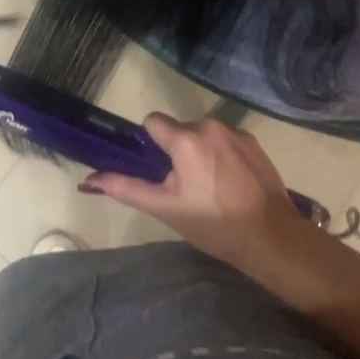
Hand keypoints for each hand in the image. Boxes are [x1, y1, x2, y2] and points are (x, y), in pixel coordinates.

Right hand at [83, 114, 313, 266]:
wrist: (271, 236)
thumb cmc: (213, 224)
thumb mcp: (165, 208)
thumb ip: (126, 188)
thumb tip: (88, 180)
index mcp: (185, 139)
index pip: (153, 122)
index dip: (152, 146)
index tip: (160, 171)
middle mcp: (209, 125)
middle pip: (180, 130)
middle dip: (178, 153)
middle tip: (188, 189)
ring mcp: (235, 132)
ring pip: (204, 135)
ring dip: (202, 153)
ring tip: (213, 189)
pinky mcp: (254, 142)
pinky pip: (226, 141)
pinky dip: (224, 156)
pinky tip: (233, 185)